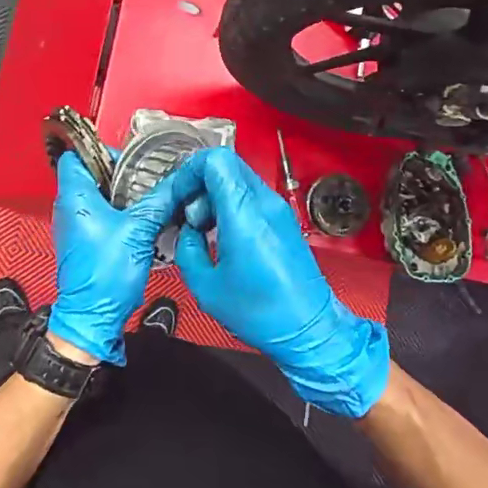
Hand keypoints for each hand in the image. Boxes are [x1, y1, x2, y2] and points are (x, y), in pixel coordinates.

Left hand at [48, 151, 199, 365]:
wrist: (93, 316)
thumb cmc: (104, 276)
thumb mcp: (140, 230)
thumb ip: (161, 201)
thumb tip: (181, 180)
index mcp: (75, 197)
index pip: (76, 155)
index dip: (101, 150)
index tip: (129, 156)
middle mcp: (71, 208)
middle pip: (93, 174)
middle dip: (122, 172)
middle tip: (149, 175)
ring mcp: (78, 225)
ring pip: (102, 195)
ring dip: (125, 194)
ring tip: (152, 195)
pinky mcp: (88, 241)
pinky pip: (105, 215)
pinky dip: (124, 212)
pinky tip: (147, 218)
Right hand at [171, 147, 387, 417]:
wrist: (308, 327)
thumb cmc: (260, 312)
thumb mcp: (206, 286)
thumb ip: (188, 249)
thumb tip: (187, 231)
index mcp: (245, 213)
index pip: (216, 160)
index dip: (189, 172)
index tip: (178, 199)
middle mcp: (265, 202)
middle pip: (226, 165)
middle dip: (199, 185)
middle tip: (189, 218)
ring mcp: (278, 209)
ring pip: (238, 179)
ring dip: (214, 196)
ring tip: (204, 231)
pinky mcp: (283, 220)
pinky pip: (251, 196)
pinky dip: (230, 206)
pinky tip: (222, 237)